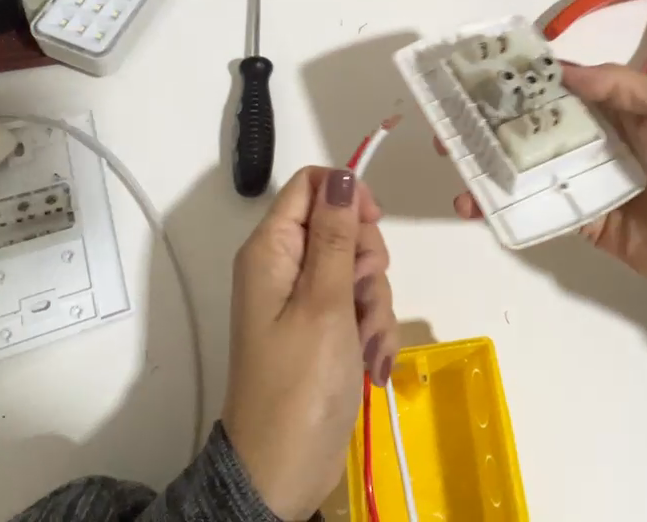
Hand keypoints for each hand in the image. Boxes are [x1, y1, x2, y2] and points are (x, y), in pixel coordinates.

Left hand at [223, 167, 398, 519]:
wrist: (283, 471)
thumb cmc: (300, 384)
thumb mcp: (324, 303)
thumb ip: (336, 235)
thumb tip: (343, 174)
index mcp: (272, 250)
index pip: (310, 185)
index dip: (347, 194)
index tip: (374, 223)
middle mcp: (286, 266)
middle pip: (342, 226)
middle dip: (367, 259)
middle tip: (363, 294)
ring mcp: (306, 299)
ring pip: (357, 267)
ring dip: (374, 301)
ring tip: (367, 342)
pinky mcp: (324, 328)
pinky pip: (359, 304)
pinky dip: (372, 327)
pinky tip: (372, 360)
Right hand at [453, 64, 646, 308]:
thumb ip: (618, 84)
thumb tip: (561, 72)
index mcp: (617, 106)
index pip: (559, 84)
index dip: (520, 77)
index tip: (477, 73)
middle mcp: (596, 139)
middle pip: (533, 124)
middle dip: (491, 120)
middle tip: (449, 119)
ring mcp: (586, 182)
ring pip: (527, 166)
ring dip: (487, 163)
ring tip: (452, 159)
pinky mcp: (582, 221)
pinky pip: (537, 210)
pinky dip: (502, 208)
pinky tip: (472, 206)